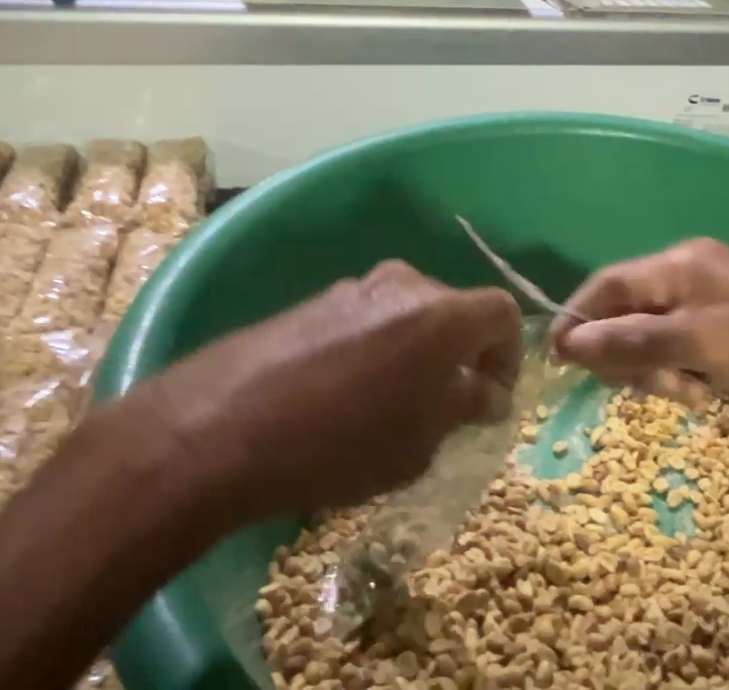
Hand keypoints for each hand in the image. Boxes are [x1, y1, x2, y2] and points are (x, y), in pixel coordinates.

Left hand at [137, 261, 523, 517]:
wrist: (220, 426)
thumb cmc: (339, 443)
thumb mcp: (420, 442)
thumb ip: (465, 406)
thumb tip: (485, 391)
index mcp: (442, 315)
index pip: (502, 313)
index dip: (508, 356)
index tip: (492, 397)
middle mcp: (404, 286)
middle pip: (454, 310)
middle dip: (462, 354)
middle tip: (450, 406)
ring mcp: (354, 289)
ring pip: (408, 315)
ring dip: (417, 353)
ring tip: (396, 406)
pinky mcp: (314, 303)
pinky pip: (367, 321)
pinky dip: (377, 351)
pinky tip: (349, 396)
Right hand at [553, 238, 728, 451]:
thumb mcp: (709, 342)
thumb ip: (637, 340)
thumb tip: (569, 341)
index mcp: (683, 265)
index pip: (610, 284)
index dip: (579, 318)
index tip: (558, 362)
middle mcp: (690, 285)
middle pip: (626, 316)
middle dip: (625, 354)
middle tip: (648, 389)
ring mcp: (710, 319)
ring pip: (650, 346)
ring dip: (655, 375)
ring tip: (691, 396)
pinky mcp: (727, 352)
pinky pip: (680, 365)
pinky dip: (682, 385)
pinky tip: (708, 400)